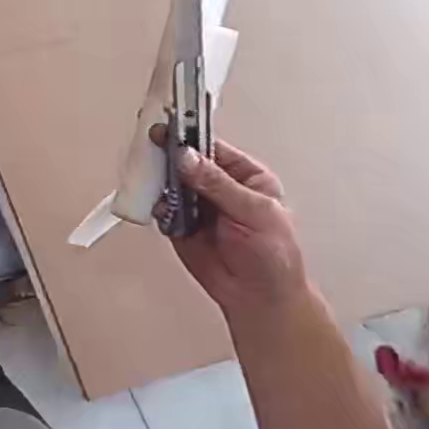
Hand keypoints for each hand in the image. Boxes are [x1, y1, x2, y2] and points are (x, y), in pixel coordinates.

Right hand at [151, 129, 309, 314]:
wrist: (258, 299)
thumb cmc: (274, 257)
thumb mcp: (254, 213)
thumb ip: (218, 184)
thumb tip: (188, 158)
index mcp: (244, 176)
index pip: (212, 147)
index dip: (191, 136)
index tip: (171, 128)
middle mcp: (218, 187)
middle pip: (186, 162)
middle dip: (170, 156)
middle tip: (154, 146)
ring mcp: (198, 205)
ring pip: (171, 183)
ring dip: (162, 182)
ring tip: (158, 183)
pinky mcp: (180, 225)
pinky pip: (163, 208)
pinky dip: (158, 207)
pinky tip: (164, 210)